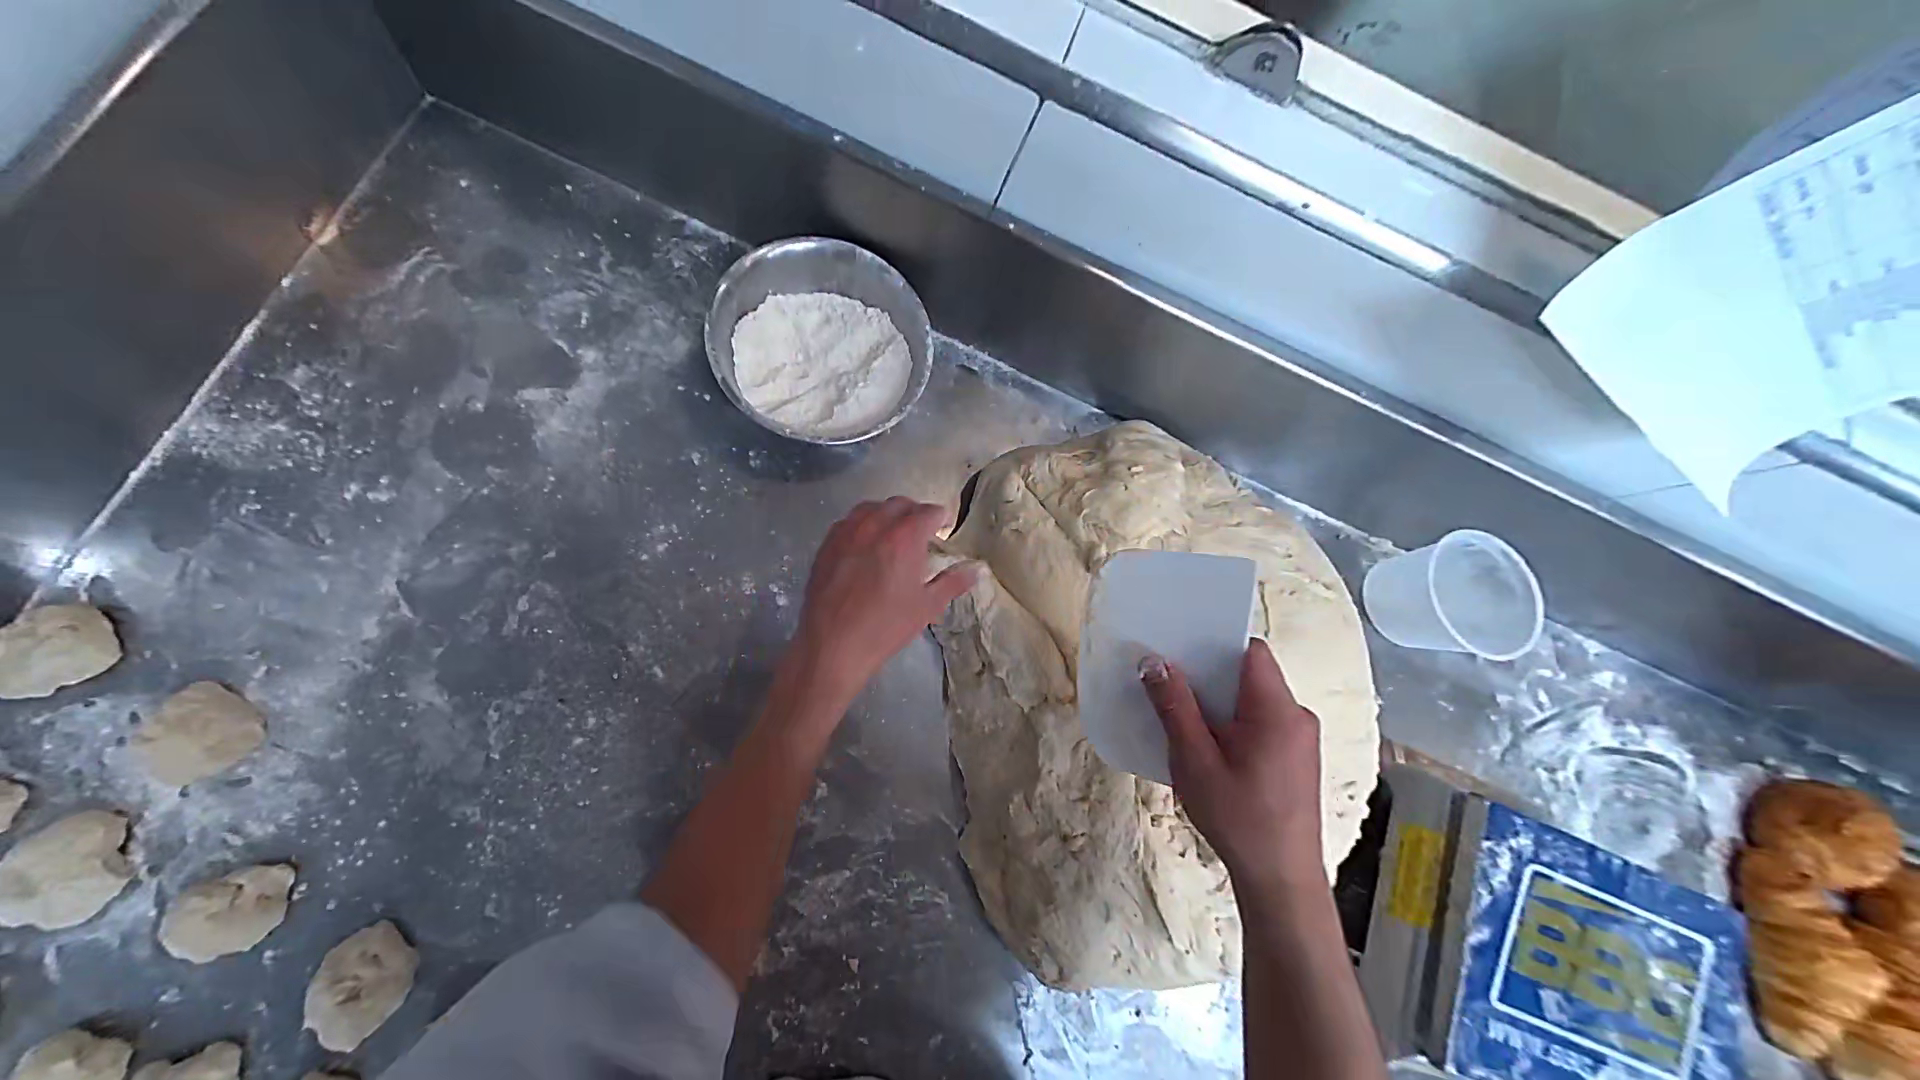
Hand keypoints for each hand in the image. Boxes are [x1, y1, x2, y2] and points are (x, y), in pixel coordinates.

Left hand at [788, 497, 976, 706]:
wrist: (833, 643)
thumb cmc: (886, 626)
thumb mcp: (927, 606)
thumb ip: (953, 582)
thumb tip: (976, 570)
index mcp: (905, 537)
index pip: (929, 512)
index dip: (941, 518)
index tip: (944, 527)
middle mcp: (875, 525)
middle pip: (900, 504)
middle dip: (915, 512)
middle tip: (922, 531)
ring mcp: (847, 532)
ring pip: (871, 507)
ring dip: (887, 514)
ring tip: (893, 533)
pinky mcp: (827, 544)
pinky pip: (848, 521)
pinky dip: (862, 524)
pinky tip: (865, 544)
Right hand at [1140, 639, 1326, 897]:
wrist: (1281, 880)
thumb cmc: (1238, 819)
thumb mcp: (1194, 760)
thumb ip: (1174, 706)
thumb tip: (1154, 661)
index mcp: (1276, 710)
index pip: (1249, 651)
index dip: (1213, 644)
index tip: (1179, 651)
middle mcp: (1297, 716)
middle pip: (1249, 674)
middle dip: (1208, 677)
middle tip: (1170, 687)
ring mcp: (1301, 738)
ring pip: (1254, 700)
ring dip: (1219, 704)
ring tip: (1185, 721)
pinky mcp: (1297, 758)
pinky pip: (1262, 722)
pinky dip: (1234, 724)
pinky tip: (1209, 747)